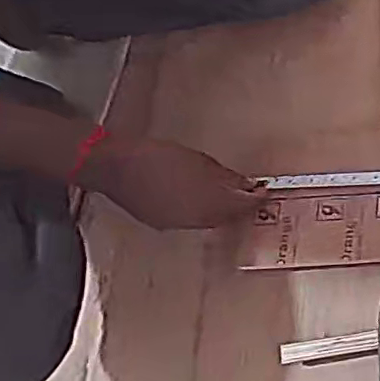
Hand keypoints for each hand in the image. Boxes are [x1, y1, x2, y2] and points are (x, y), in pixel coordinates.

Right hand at [77, 138, 265, 229]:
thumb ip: (226, 177)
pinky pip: (192, 220)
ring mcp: (179, 224)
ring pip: (211, 221)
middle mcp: (197, 220)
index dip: (256, 199)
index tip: (265, 191)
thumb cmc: (157, 156)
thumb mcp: (198, 161)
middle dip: (241, 207)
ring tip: (230, 197)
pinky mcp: (163, 223)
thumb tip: (248, 186)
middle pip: (228, 217)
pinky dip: (204, 212)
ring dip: (224, 211)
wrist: (114, 165)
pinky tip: (204, 201)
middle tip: (251, 194)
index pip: (241, 206)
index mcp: (208, 203)